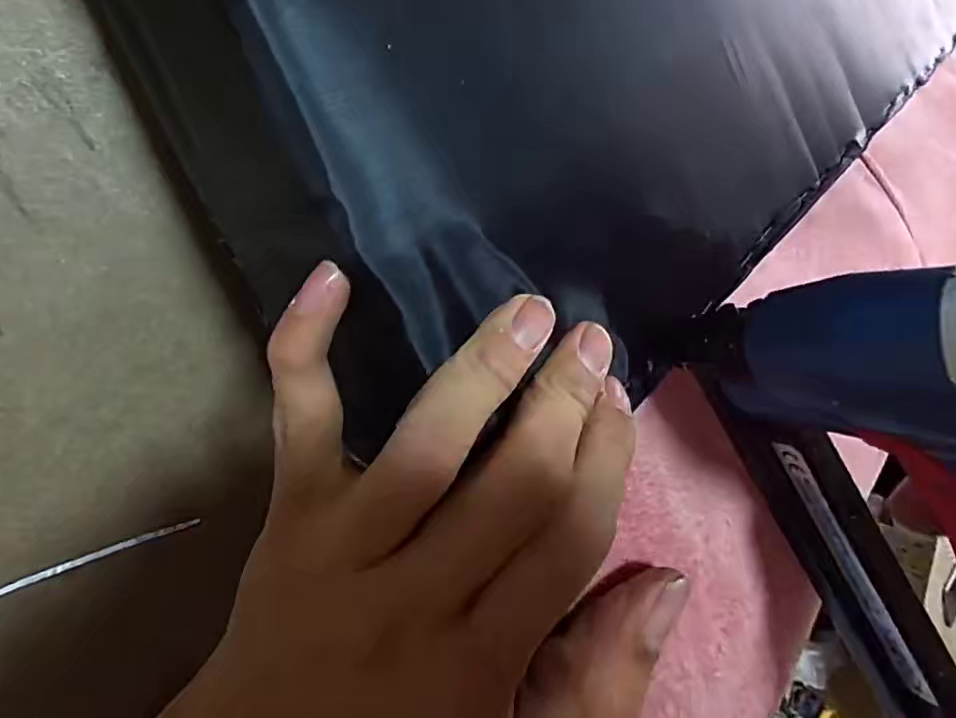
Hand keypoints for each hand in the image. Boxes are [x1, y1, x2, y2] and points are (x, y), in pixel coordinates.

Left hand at [162, 263, 688, 717]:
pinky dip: (304, 345)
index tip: (620, 397)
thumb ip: (597, 682)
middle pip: (512, 484)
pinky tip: (332, 279)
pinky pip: (298, 421)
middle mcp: (415, 596)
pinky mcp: (288, 515)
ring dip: (484, 368)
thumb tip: (667, 580)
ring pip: (427, 444)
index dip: (605, 459)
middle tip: (590, 338)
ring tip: (528, 312)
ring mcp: (340, 547)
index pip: (566, 537)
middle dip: (562, 402)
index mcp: (481, 660)